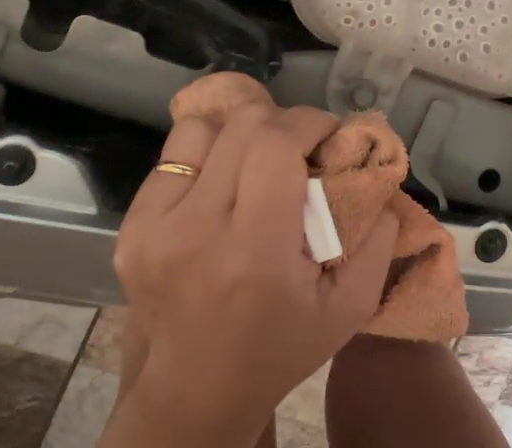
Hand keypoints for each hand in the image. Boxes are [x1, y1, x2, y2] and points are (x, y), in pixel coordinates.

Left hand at [108, 95, 399, 444]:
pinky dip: (206, 156)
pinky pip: (173, 156)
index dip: (308, 121)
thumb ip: (376, 238)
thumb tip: (379, 170)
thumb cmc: (281, 347)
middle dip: (281, 123)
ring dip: (238, 134)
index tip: (328, 136)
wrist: (197, 390)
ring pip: (202, 130)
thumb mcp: (350, 307)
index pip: (275, 141)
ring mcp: (155, 226)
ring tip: (255, 161)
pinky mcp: (132, 226)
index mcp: (255, 251)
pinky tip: (221, 185)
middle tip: (299, 148)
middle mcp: (197, 230)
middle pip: (242, 125)